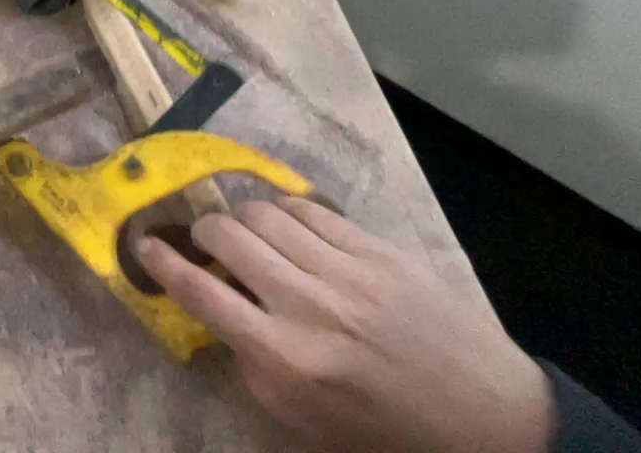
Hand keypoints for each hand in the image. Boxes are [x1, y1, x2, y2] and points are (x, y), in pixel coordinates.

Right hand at [138, 198, 554, 452]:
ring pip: (262, 213)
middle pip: (226, 237)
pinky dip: (284, 212)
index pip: (201, 294)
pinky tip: (288, 228)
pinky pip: (309, 209)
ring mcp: (348, 273)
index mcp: (289, 359)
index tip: (143, 245)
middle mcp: (311, 307)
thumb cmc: (388, 431)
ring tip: (249, 235)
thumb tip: (215, 306)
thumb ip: (250, 362)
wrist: (496, 422)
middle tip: (205, 243)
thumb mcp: (305, 419)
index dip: (161, 263)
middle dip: (202, 232)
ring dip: (241, 219)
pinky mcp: (380, 252)